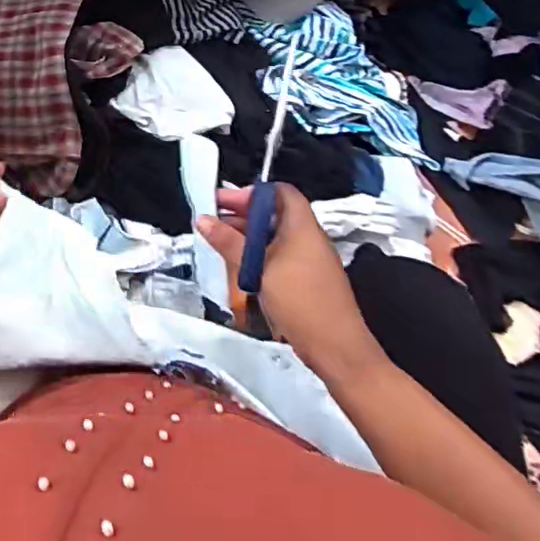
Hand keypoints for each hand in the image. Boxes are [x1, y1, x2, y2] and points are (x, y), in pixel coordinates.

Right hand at [198, 185, 385, 379]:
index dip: (251, 192)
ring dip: (247, 235)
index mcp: (301, 224)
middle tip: (212, 219)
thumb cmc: (300, 300)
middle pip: (273, 213)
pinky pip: (279, 255)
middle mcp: (307, 236)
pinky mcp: (306, 279)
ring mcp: (308, 259)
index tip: (224, 201)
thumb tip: (202, 219)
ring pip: (274, 236)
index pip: (279, 192)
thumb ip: (229, 242)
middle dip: (242, 213)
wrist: (337, 349)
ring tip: (218, 241)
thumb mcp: (258, 268)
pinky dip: (258, 254)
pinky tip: (239, 265)